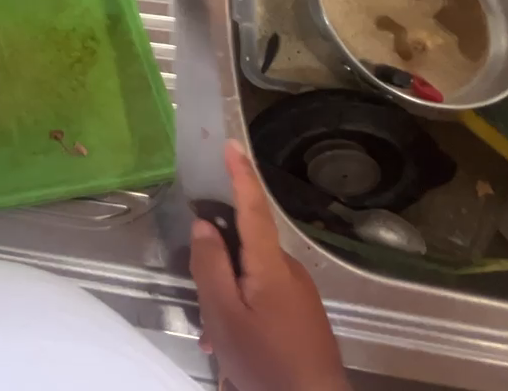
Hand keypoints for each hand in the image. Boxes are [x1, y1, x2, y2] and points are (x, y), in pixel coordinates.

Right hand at [190, 140, 349, 390]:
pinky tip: (232, 347)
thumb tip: (204, 225)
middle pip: (245, 249)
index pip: (253, 209)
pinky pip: (263, 299)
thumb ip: (210, 264)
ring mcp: (301, 297)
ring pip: (251, 279)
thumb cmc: (265, 363)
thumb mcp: (223, 314)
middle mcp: (291, 274)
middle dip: (218, 267)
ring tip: (216, 340)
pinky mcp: (305, 319)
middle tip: (201, 304)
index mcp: (271, 267)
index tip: (231, 145)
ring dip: (228, 299)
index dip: (241, 175)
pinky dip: (242, 313)